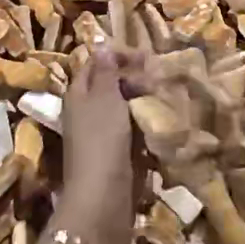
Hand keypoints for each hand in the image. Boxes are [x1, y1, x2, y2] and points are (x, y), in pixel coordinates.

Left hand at [60, 44, 147, 243]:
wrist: (103, 199)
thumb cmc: (101, 141)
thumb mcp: (104, 98)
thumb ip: (106, 72)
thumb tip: (102, 44)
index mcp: (78, 94)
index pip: (95, 65)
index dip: (117, 56)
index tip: (146, 56)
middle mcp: (86, 112)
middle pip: (110, 86)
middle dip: (134, 79)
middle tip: (159, 77)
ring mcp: (101, 135)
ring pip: (123, 109)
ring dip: (143, 102)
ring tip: (167, 96)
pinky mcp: (116, 156)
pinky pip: (132, 133)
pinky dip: (146, 126)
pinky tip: (163, 123)